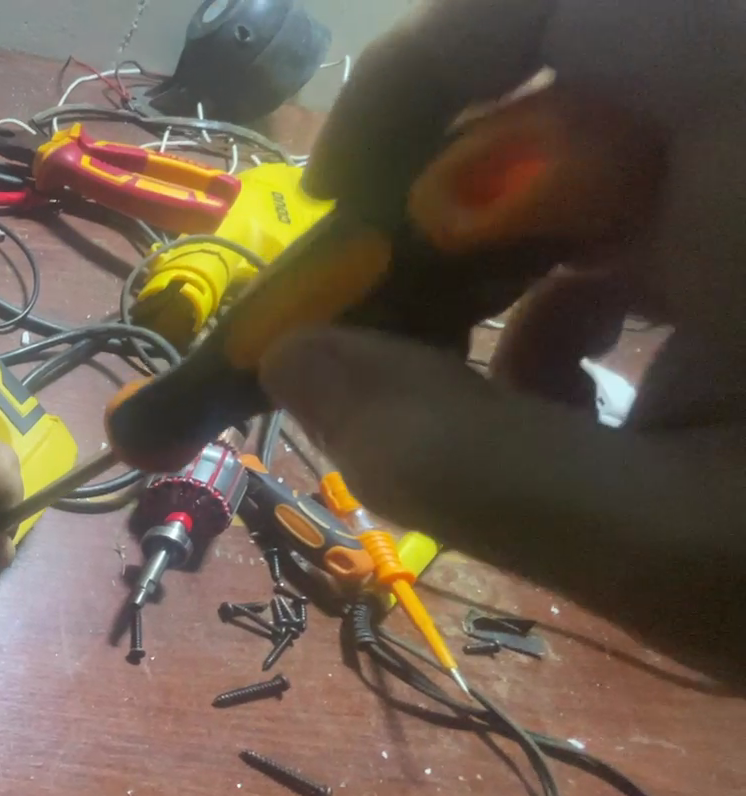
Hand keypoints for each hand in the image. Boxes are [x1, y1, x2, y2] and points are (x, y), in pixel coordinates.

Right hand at [258, 0, 745, 679]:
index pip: (544, 4)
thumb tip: (292, 365)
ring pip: (624, 172)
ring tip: (508, 402)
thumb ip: (439, 452)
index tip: (333, 220)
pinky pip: (703, 211)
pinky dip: (619, 296)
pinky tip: (614, 396)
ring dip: (523, 285)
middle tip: (391, 350)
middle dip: (446, 237)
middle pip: (564, 108)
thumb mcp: (670, 544)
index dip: (403, 94)